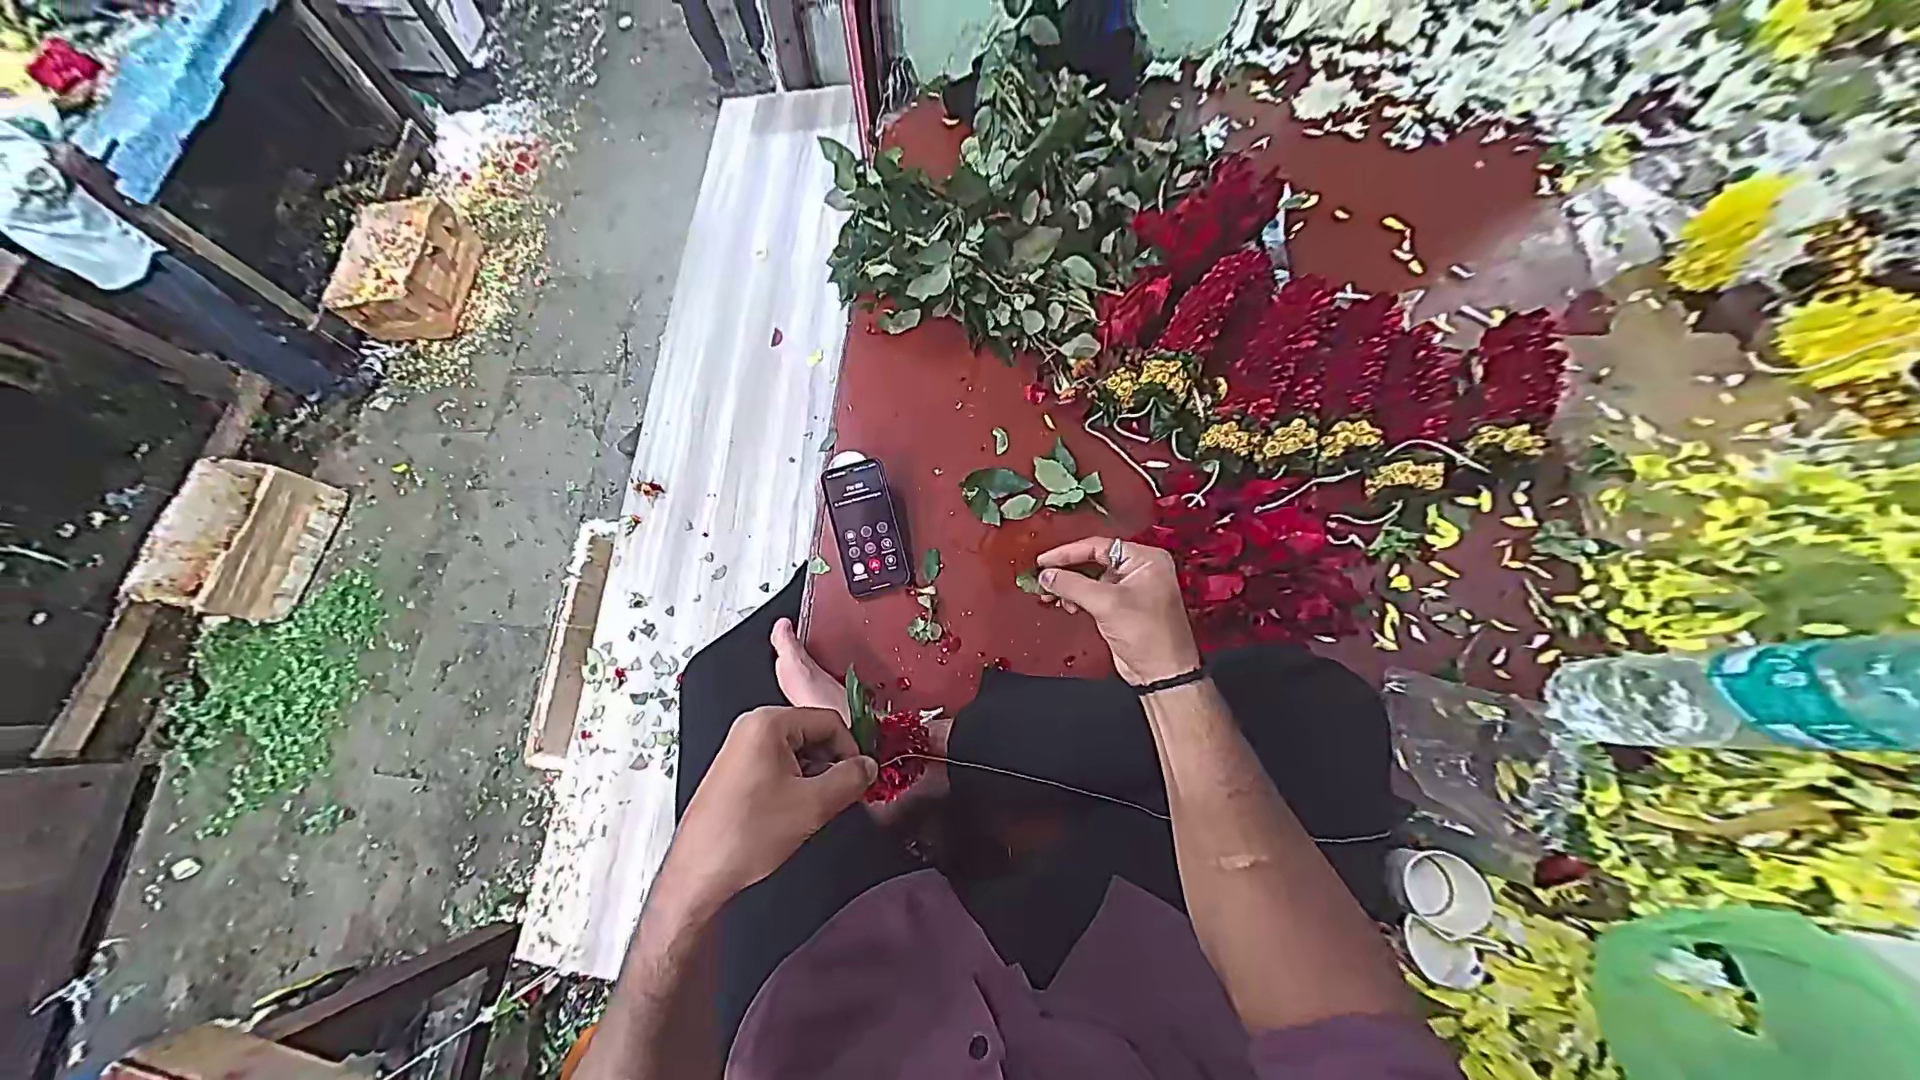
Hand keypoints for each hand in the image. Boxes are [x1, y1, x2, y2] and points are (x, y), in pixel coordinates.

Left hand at [660, 706, 876, 905]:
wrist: (698, 875)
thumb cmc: (747, 834)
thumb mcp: (814, 804)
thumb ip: (851, 778)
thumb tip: (868, 766)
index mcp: (768, 723)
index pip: (830, 721)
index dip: (851, 750)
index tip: (860, 778)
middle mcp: (752, 727)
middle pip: (814, 734)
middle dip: (832, 765)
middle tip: (840, 796)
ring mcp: (742, 749)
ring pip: (799, 752)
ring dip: (814, 778)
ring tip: (813, 810)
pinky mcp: (737, 771)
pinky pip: (780, 765)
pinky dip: (795, 785)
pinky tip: (793, 813)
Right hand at [1037, 538, 1201, 684]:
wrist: (1162, 673)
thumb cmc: (1150, 636)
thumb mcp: (1107, 604)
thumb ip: (1072, 585)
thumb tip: (1048, 575)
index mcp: (1145, 559)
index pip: (1099, 546)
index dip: (1068, 552)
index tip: (1045, 560)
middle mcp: (1140, 569)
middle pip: (1093, 560)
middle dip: (1067, 570)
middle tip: (1044, 576)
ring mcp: (1131, 588)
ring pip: (1091, 578)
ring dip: (1069, 586)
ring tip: (1050, 593)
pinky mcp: (1122, 606)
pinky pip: (1093, 593)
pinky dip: (1077, 597)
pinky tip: (1065, 604)